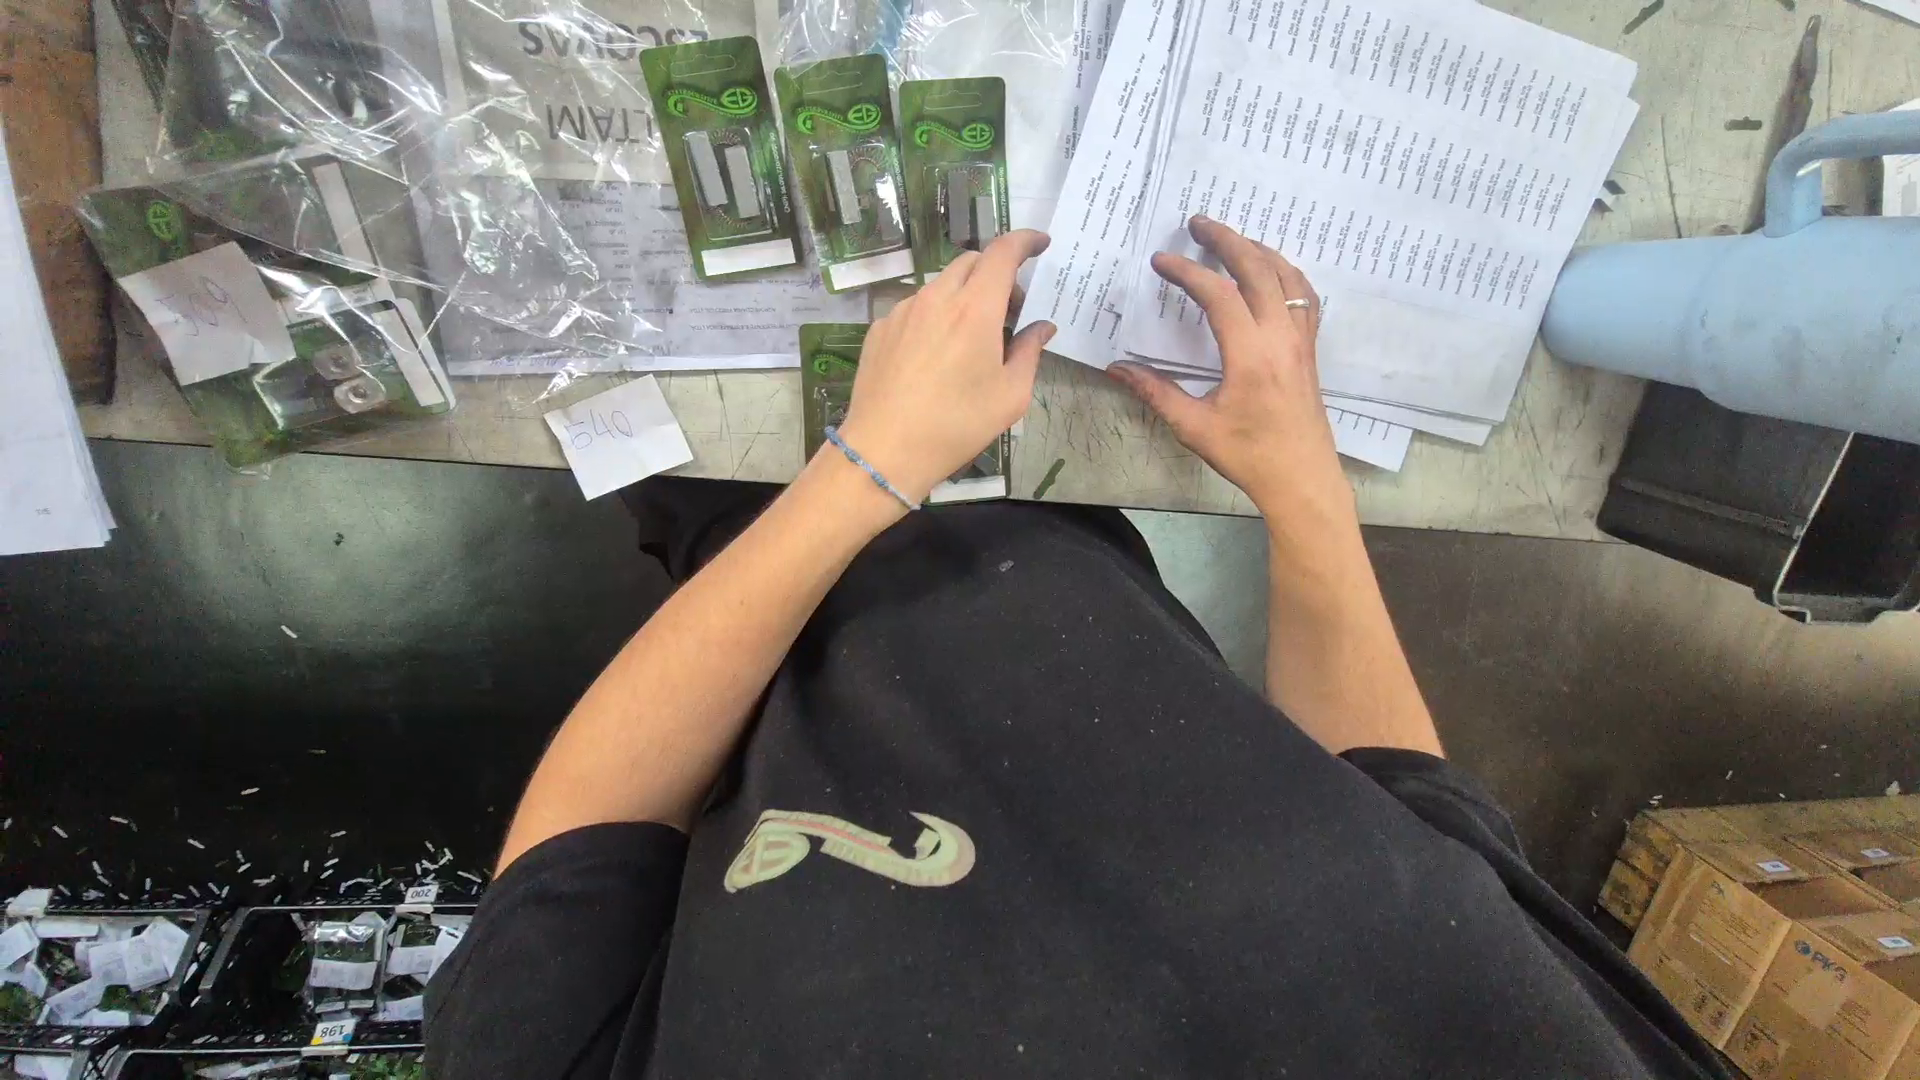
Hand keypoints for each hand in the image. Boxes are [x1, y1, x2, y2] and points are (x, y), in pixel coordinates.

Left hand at [835, 230, 1055, 502]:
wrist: (885, 451)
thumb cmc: (957, 426)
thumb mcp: (1010, 397)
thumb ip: (1030, 352)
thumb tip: (1041, 327)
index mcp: (976, 309)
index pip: (1003, 252)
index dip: (1026, 241)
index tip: (1040, 245)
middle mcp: (936, 298)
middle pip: (971, 263)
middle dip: (997, 274)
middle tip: (1010, 311)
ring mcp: (902, 311)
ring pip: (941, 285)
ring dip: (964, 296)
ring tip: (971, 338)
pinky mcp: (880, 329)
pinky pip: (915, 308)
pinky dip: (935, 317)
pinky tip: (935, 356)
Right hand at [1107, 216, 1355, 547]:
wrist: (1301, 478)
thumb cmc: (1247, 456)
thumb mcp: (1194, 427)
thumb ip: (1156, 392)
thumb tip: (1117, 368)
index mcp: (1251, 356)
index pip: (1219, 296)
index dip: (1189, 272)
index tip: (1162, 261)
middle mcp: (1281, 337)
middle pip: (1259, 270)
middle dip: (1227, 240)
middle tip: (1198, 223)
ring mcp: (1301, 340)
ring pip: (1286, 277)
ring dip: (1258, 250)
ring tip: (1231, 239)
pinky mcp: (1309, 349)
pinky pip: (1304, 296)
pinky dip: (1284, 273)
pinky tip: (1270, 272)